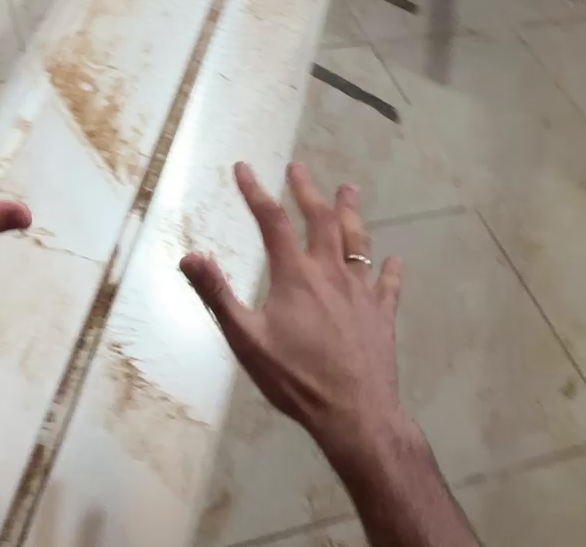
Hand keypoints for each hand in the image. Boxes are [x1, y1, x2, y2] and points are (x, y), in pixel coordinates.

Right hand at [181, 162, 411, 461]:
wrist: (357, 417)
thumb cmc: (296, 378)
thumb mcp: (245, 339)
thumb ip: (217, 294)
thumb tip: (190, 255)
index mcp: (295, 275)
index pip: (272, 221)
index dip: (255, 191)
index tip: (242, 167)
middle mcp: (330, 273)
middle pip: (320, 220)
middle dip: (307, 190)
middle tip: (298, 168)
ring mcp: (361, 293)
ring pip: (357, 242)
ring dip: (351, 213)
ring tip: (349, 189)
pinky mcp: (382, 316)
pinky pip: (388, 285)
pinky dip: (389, 269)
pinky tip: (395, 259)